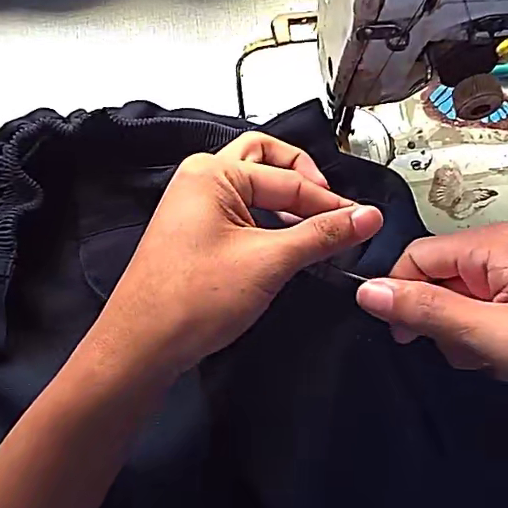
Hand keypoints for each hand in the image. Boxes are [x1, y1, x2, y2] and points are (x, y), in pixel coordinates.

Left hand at [89, 132, 383, 378]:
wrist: (142, 346)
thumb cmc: (189, 301)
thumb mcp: (269, 262)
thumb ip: (321, 235)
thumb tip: (365, 217)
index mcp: (212, 173)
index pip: (289, 179)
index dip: (330, 203)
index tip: (362, 221)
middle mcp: (199, 181)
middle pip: (267, 162)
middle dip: (304, 183)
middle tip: (333, 210)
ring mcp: (194, 207)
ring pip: (254, 188)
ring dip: (287, 204)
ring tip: (316, 230)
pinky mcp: (196, 233)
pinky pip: (241, 212)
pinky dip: (268, 221)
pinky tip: (287, 245)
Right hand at [353, 221, 507, 434]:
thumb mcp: (501, 337)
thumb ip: (430, 313)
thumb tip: (365, 291)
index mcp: (496, 246)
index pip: (417, 256)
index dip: (400, 297)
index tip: (404, 341)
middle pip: (441, 280)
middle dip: (441, 322)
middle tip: (470, 357)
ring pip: (467, 303)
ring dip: (468, 338)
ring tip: (500, 363)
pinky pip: (496, 316)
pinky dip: (495, 342)